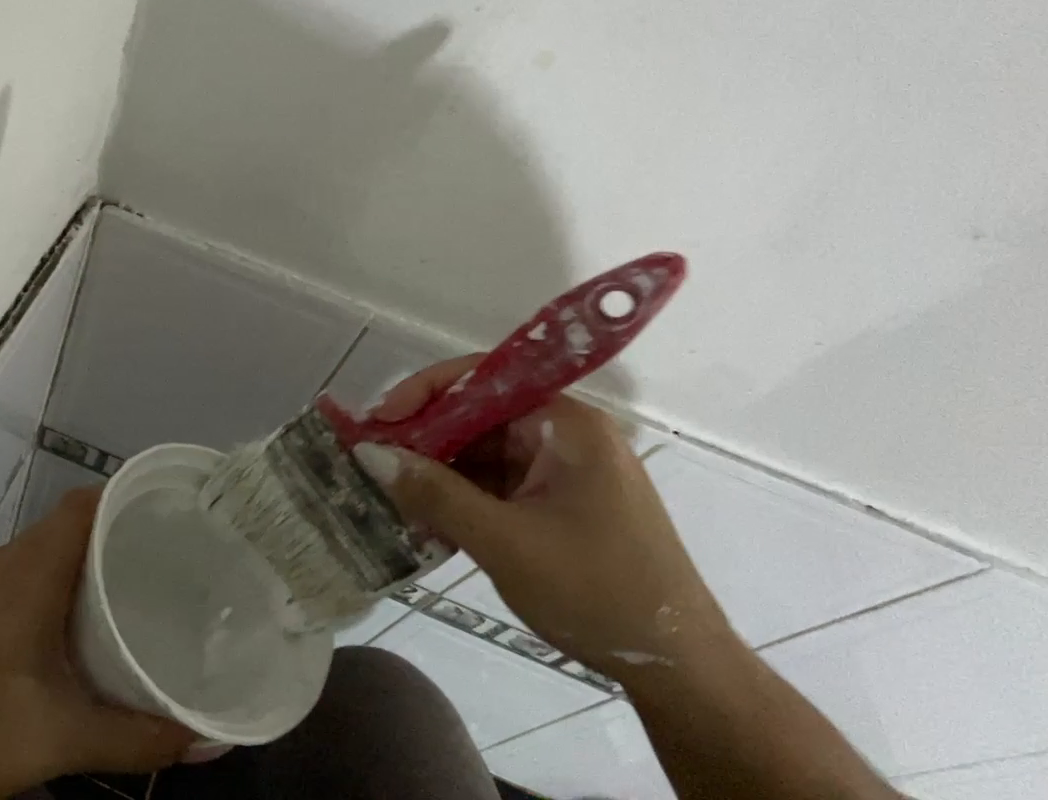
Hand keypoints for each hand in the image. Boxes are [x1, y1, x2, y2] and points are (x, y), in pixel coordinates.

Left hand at [0, 488, 195, 799]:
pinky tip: (73, 631)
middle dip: (116, 539)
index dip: (126, 499)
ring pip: (38, 556)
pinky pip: (16, 580)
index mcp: (22, 573)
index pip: (80, 506)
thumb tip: (212, 744)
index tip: (173, 514)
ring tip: (132, 593)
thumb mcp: (61, 739)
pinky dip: (52, 590)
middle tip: (168, 563)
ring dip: (82, 568)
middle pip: (64, 529)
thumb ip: (139, 737)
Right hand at [355, 355, 738, 678]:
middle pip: (478, 414)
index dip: (423, 393)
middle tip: (374, 465)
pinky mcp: (560, 502)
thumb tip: (368, 453)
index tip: (377, 424)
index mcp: (566, 424)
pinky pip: (498, 483)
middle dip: (425, 439)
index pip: (482, 379)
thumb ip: (434, 493)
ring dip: (439, 474)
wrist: (679, 668)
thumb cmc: (596, 592)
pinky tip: (429, 523)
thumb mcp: (503, 541)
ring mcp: (565, 469)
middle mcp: (566, 434)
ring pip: (483, 452)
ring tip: (393, 498)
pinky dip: (462, 498)